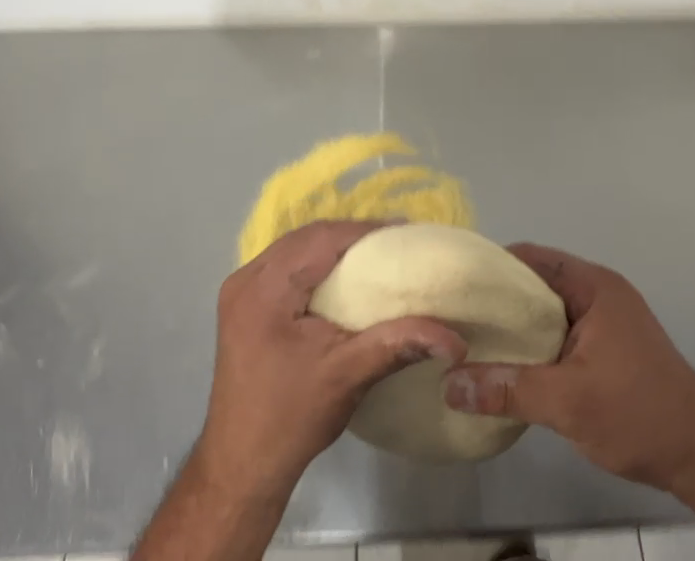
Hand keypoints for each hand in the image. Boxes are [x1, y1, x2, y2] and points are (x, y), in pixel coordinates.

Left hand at [198, 220, 466, 491]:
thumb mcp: (349, 375)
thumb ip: (398, 344)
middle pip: (304, 239)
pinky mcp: (243, 307)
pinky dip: (315, 264)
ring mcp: (239, 292)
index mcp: (264, 288)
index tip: (407, 232)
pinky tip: (343, 277)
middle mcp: (245, 279)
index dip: (364, 231)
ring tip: (377, 255)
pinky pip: (284, 267)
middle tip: (397, 242)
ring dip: (333, 248)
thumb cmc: (292, 416)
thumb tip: (455, 339)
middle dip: (350, 236)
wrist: (242, 463)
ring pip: (293, 250)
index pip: (320, 239)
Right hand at [440, 244, 694, 490]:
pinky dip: (531, 346)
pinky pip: (556, 335)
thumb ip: (506, 389)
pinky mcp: (606, 349)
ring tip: (466, 343)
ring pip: (544, 313)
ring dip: (512, 327)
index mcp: (594, 287)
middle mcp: (599, 295)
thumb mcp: (566, 402)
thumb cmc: (639, 414)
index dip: (488, 268)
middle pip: (534, 283)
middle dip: (494, 300)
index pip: (530, 258)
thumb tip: (448, 384)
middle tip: (450, 318)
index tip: (451, 286)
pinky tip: (502, 368)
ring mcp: (605, 322)